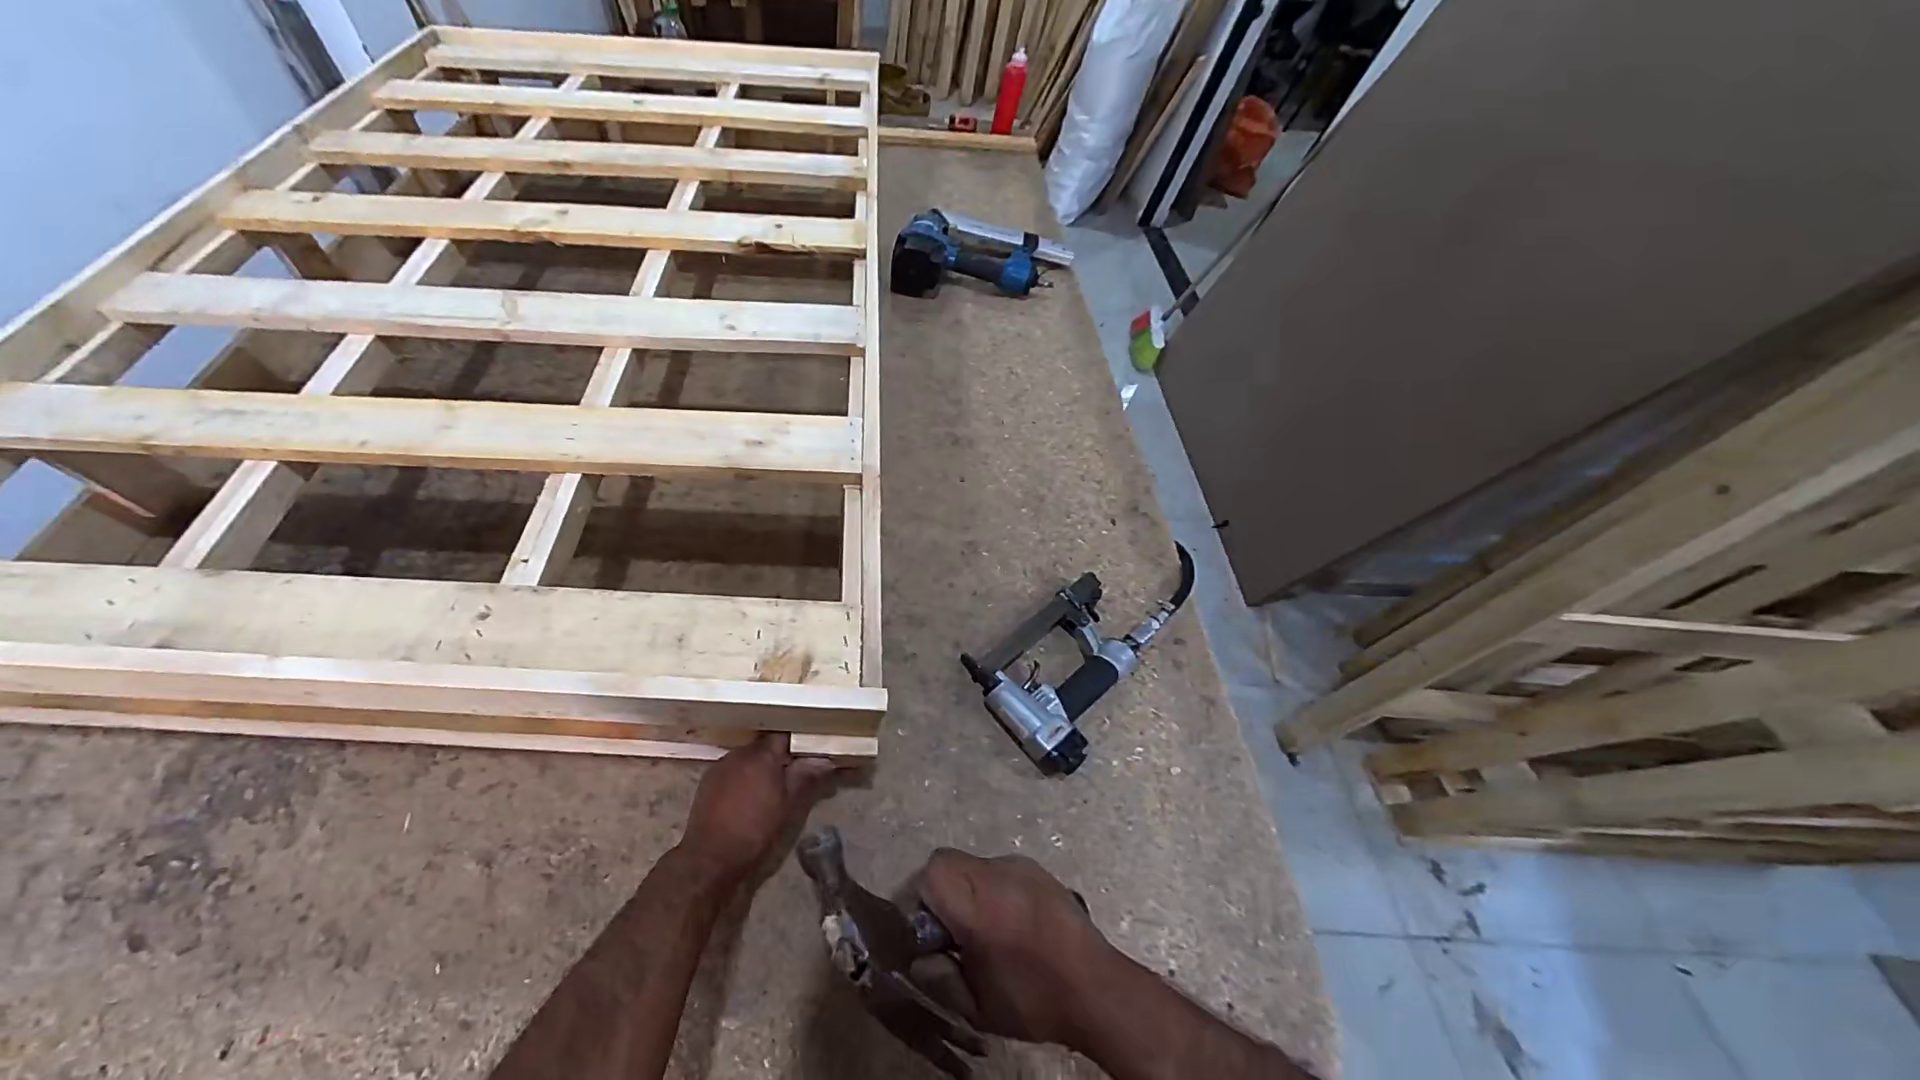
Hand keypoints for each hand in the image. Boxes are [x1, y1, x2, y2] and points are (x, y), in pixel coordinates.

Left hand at [679, 734, 838, 887]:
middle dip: (776, 758)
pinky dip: (741, 778)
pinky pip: (731, 771)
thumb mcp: (789, 806)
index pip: (784, 736)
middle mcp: (739, 754)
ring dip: (757, 768)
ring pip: (746, 758)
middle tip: (789, 778)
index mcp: (762, 755)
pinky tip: (744, 799)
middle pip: (764, 746)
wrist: (711, 858)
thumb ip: (807, 777)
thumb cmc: (756, 830)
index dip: (796, 746)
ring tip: (766, 791)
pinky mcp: (707, 781)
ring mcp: (720, 766)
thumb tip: (826, 761)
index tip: (806, 758)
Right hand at [917, 849, 1119, 1046]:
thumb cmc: (1033, 998)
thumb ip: (939, 976)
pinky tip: (1013, 927)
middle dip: (945, 896)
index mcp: (979, 901)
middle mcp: (999, 872)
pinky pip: (1001, 873)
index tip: (934, 933)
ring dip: (970, 893)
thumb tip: (922, 957)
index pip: (932, 870)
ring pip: (975, 867)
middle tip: (958, 936)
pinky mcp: (1040, 870)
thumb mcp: (975, 1004)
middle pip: (950, 863)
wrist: (1096, 988)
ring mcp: (1023, 866)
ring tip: (990, 934)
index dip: (924, 899)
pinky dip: (995, 893)